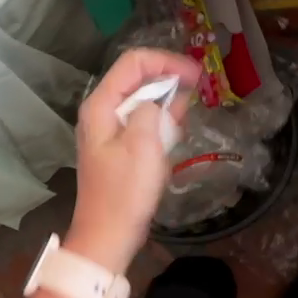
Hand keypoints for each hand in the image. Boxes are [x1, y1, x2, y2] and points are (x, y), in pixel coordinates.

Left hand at [67, 49, 201, 272]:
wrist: (108, 236)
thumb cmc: (125, 192)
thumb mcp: (143, 144)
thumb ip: (151, 110)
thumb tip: (158, 101)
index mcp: (100, 106)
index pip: (133, 62)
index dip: (166, 61)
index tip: (196, 75)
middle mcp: (99, 113)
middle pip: (136, 79)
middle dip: (168, 80)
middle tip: (198, 92)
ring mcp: (106, 132)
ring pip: (140, 102)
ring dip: (165, 103)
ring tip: (186, 116)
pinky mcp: (117, 150)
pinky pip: (140, 124)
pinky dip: (159, 123)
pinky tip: (174, 134)